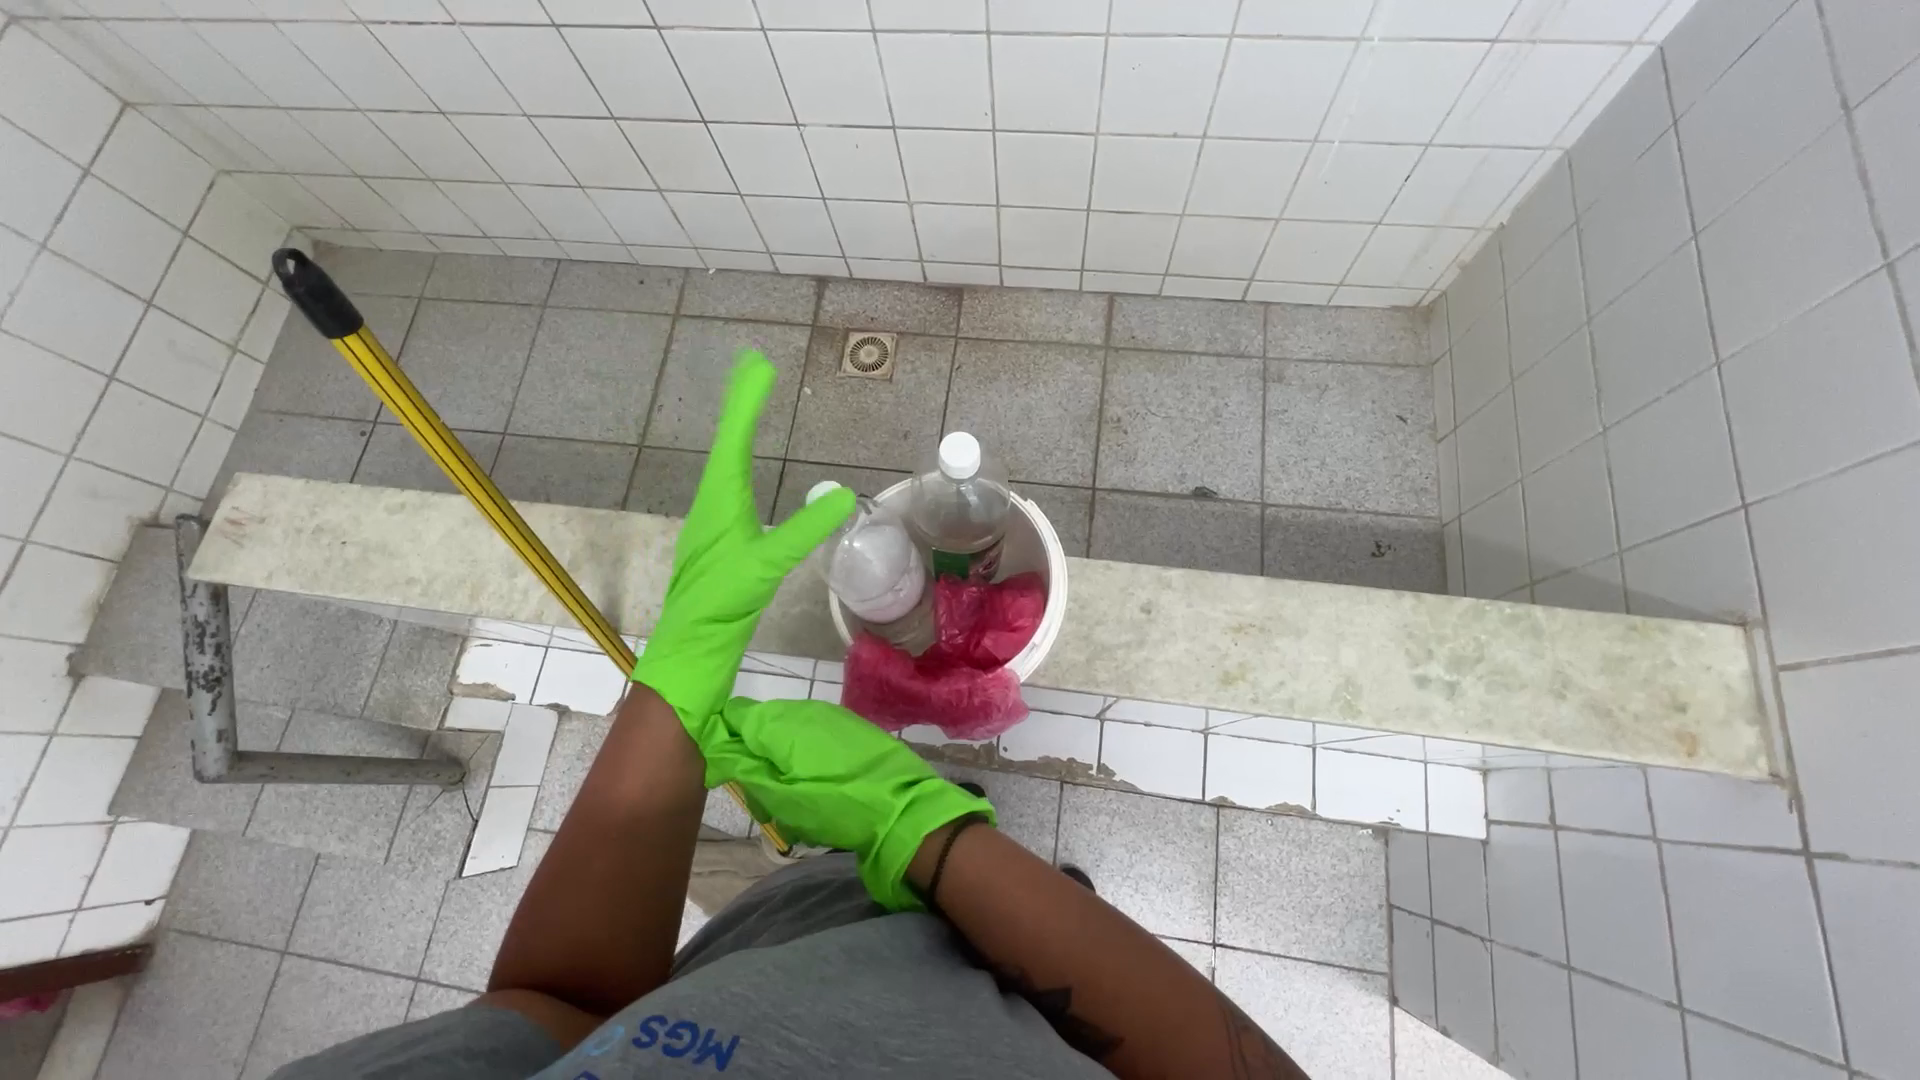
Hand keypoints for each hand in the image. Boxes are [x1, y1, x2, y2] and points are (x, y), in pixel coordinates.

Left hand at [631, 352, 853, 737]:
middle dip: (742, 405)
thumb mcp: (765, 567)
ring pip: (728, 462)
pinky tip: (748, 471)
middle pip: (728, 443)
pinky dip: (743, 460)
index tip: (759, 365)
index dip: (746, 402)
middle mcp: (713, 503)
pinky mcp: (722, 539)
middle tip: (755, 367)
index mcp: (719, 502)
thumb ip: (801, 533)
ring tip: (751, 403)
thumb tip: (839, 496)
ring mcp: (715, 521)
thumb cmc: (722, 605)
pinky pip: (732, 483)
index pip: (734, 440)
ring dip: (740, 429)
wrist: (692, 647)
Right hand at [702, 697, 993, 910]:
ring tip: (794, 800)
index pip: (735, 716)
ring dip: (783, 762)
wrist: (903, 808)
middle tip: (764, 797)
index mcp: (781, 722)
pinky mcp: (853, 729)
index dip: (724, 742)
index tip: (726, 773)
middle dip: (755, 756)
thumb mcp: (779, 796)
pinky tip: (820, 788)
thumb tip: (713, 744)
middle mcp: (804, 709)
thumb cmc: (834, 806)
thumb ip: (742, 766)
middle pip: (762, 725)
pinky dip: (808, 760)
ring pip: (789, 733)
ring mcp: (832, 716)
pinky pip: (816, 738)